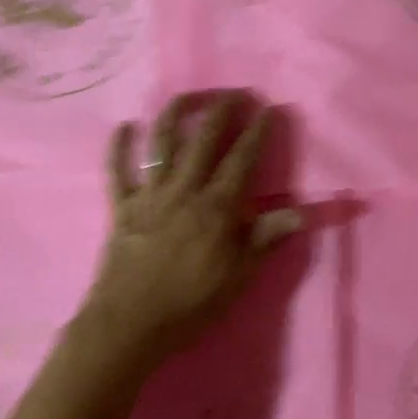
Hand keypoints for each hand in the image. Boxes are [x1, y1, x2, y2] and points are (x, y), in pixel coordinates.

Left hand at [83, 91, 301, 360]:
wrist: (130, 324)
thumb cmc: (190, 304)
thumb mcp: (238, 277)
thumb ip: (265, 239)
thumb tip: (300, 211)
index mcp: (216, 208)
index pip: (242, 159)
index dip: (257, 132)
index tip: (269, 108)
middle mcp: (184, 191)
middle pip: (204, 140)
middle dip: (221, 112)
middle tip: (235, 93)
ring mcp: (149, 196)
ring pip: (161, 145)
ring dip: (175, 116)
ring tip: (187, 96)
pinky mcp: (121, 207)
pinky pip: (116, 171)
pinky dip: (118, 147)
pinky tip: (123, 126)